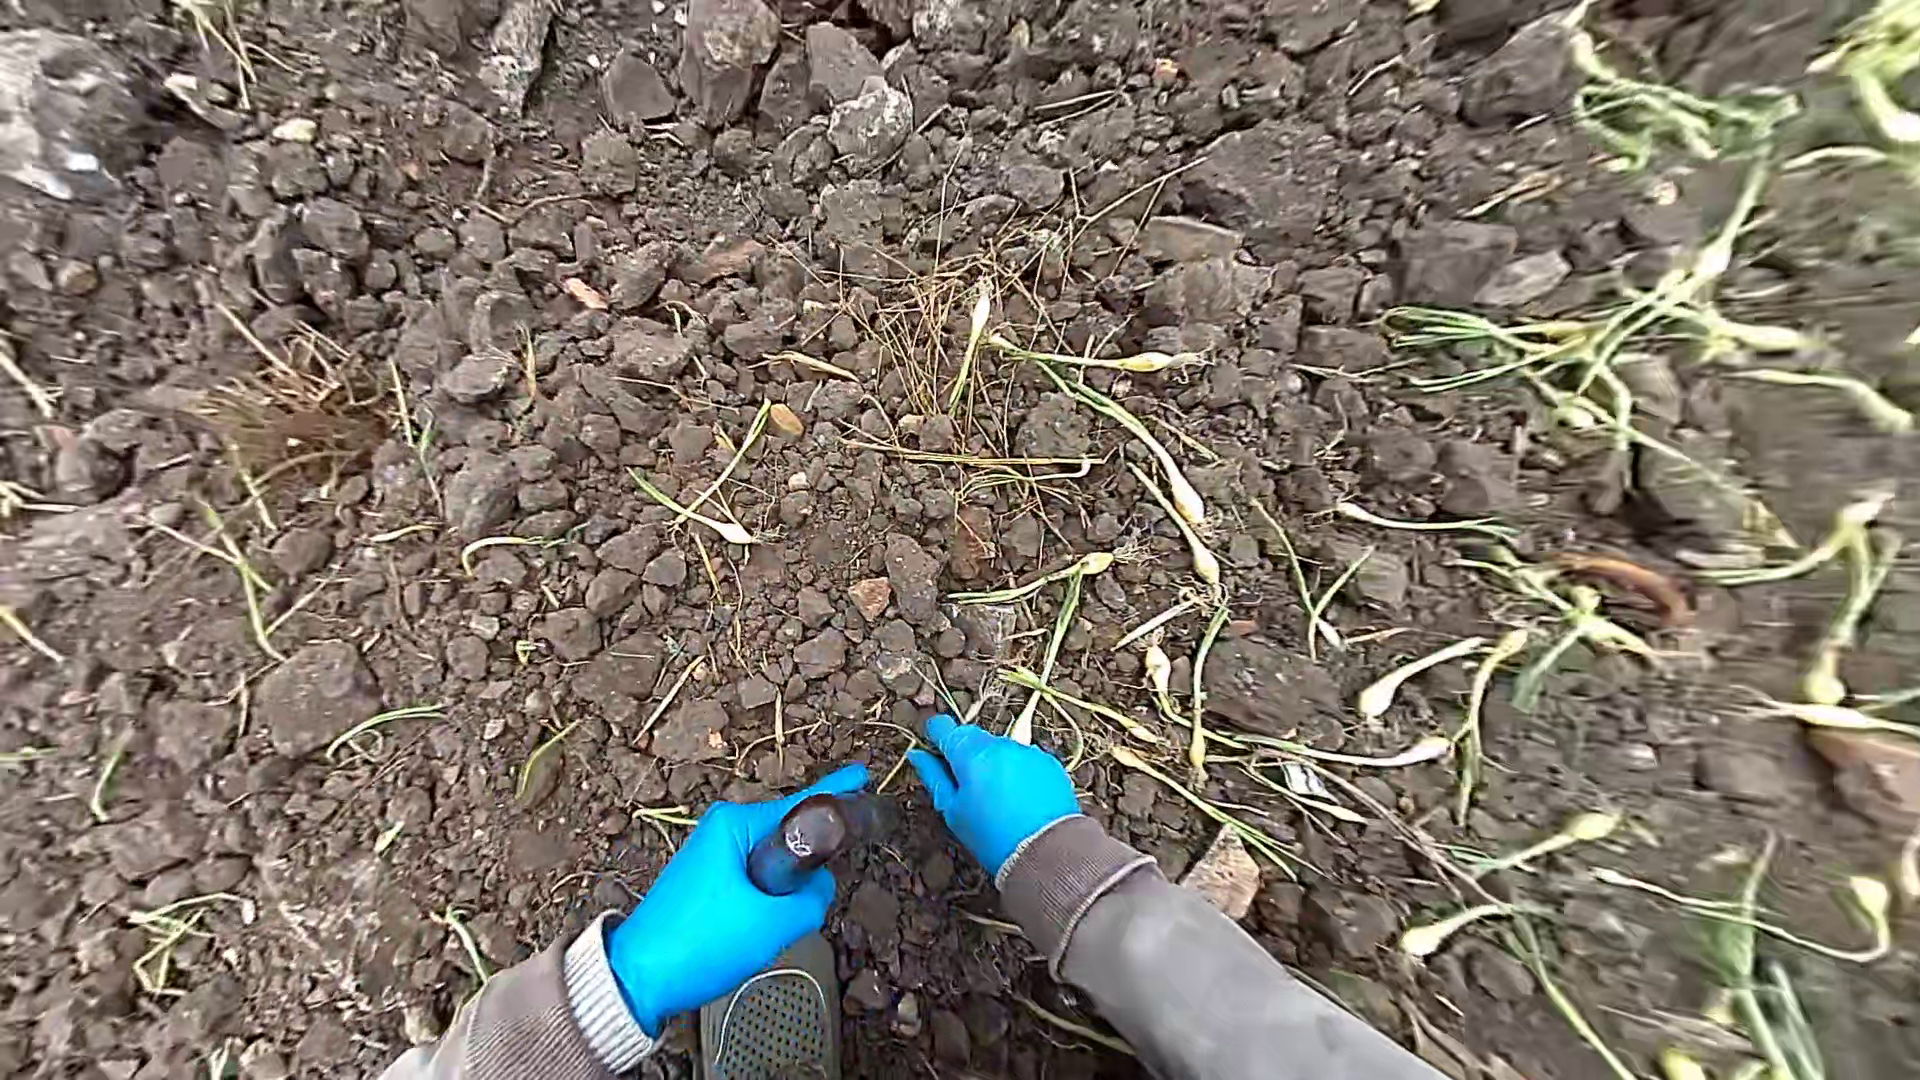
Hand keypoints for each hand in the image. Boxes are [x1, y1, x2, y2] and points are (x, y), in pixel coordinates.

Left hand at [606, 763, 868, 1034]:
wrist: (632, 982)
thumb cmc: (698, 943)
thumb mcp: (770, 925)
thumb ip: (813, 900)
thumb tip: (822, 887)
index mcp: (735, 823)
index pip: (800, 802)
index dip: (837, 790)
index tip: (863, 775)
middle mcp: (724, 826)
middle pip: (788, 831)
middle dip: (811, 854)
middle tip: (829, 873)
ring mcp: (714, 849)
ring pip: (772, 855)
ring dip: (788, 880)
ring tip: (788, 914)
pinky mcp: (709, 873)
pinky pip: (755, 869)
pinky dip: (770, 888)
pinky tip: (772, 915)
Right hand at [906, 714, 1079, 876]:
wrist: (1047, 851)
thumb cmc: (992, 836)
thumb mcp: (953, 811)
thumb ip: (934, 777)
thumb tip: (917, 754)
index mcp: (970, 754)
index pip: (943, 727)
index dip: (937, 737)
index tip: (937, 752)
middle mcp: (999, 744)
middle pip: (973, 738)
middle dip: (967, 755)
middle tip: (969, 788)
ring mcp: (1026, 750)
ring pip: (999, 748)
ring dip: (993, 763)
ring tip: (999, 799)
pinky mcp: (1048, 761)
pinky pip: (1024, 759)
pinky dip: (1018, 771)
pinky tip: (1021, 799)